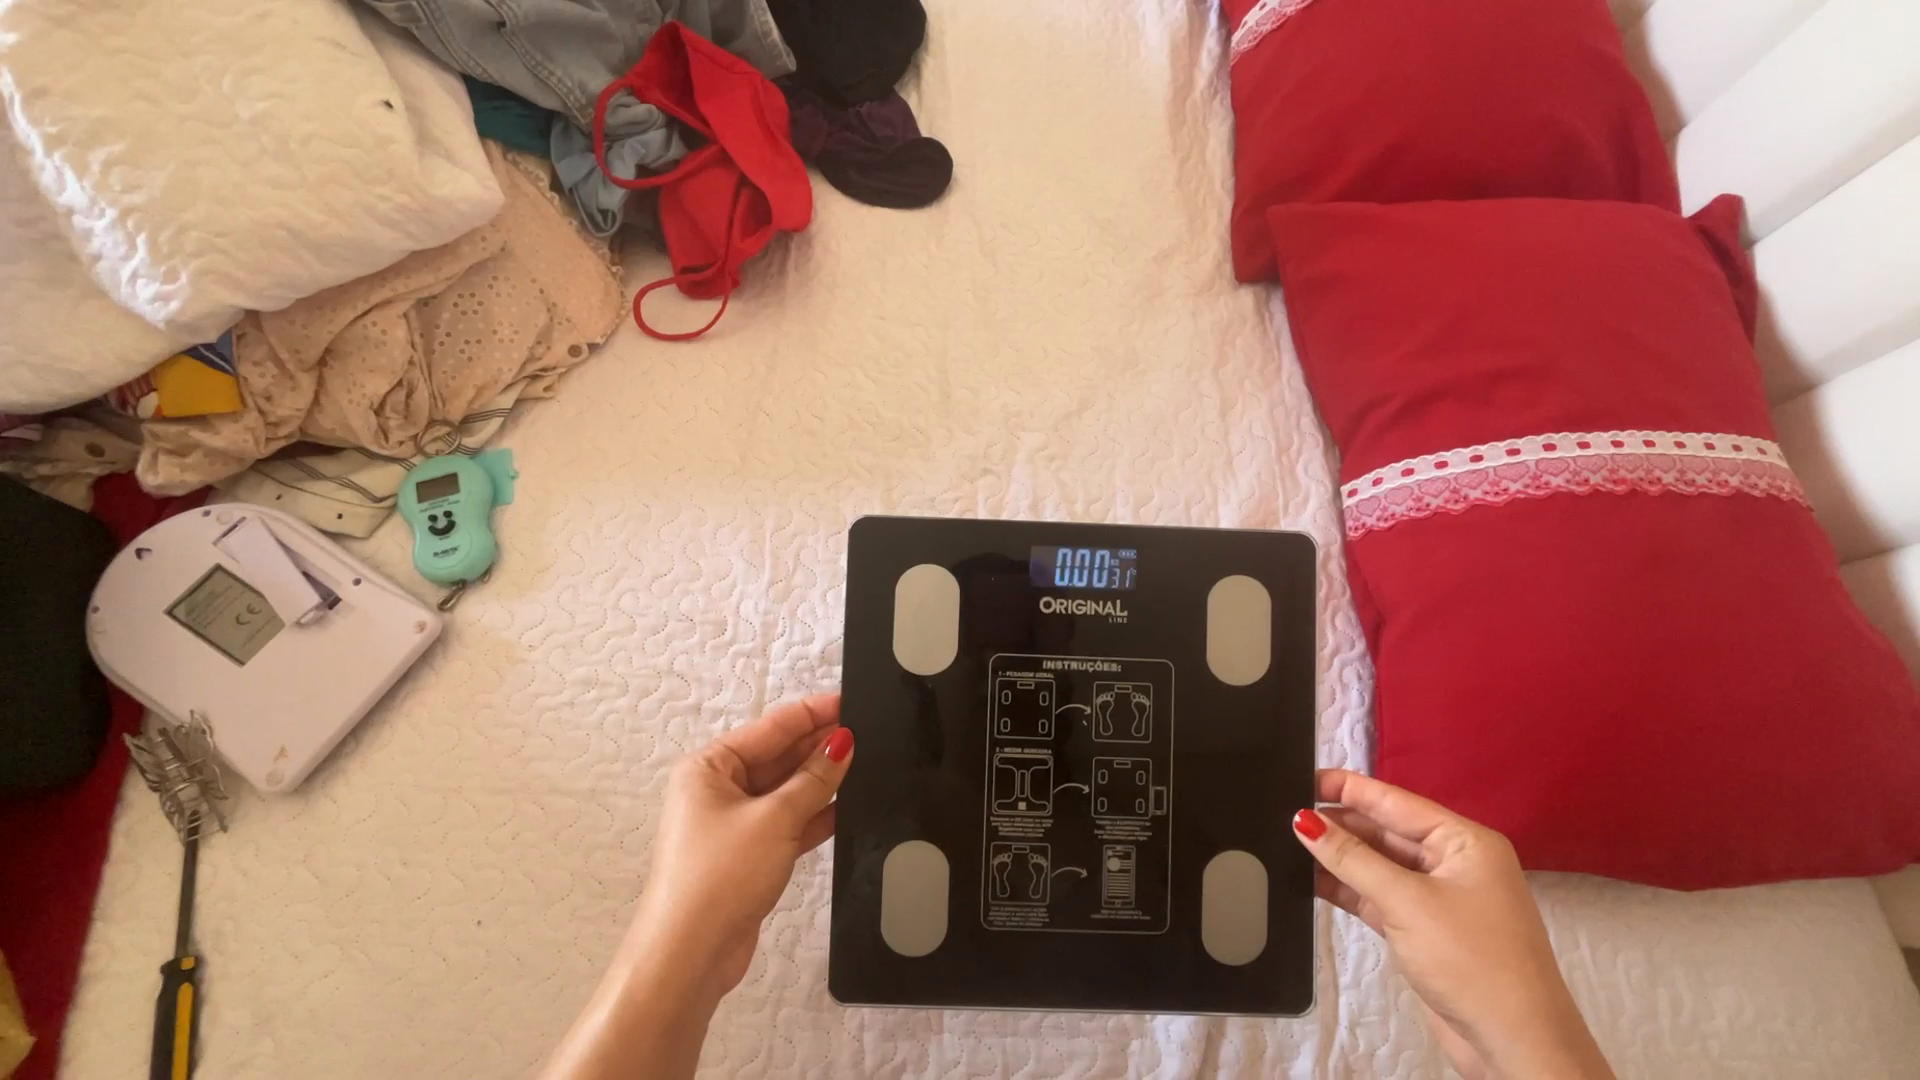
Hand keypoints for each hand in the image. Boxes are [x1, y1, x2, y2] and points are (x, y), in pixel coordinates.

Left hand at [540, 695, 852, 1079]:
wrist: (690, 957)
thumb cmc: (721, 876)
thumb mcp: (775, 819)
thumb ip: (814, 779)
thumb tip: (843, 742)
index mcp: (710, 767)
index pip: (771, 728)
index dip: (812, 713)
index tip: (851, 701)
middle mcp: (717, 789)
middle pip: (779, 757)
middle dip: (819, 746)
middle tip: (868, 732)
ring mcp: (734, 823)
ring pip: (786, 790)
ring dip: (821, 781)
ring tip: (866, 764)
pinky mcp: (749, 853)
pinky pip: (789, 821)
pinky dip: (815, 814)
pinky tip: (849, 805)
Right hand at [1293, 769, 1613, 1079]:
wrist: (1518, 1052)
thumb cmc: (1473, 963)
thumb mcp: (1406, 902)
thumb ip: (1351, 858)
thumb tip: (1304, 820)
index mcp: (1463, 842)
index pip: (1392, 800)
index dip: (1345, 787)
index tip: (1298, 776)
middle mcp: (1451, 862)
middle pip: (1382, 829)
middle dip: (1337, 823)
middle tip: (1283, 814)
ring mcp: (1436, 897)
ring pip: (1375, 862)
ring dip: (1337, 856)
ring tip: (1285, 843)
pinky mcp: (1421, 928)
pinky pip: (1374, 893)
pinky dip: (1345, 886)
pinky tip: (1307, 878)